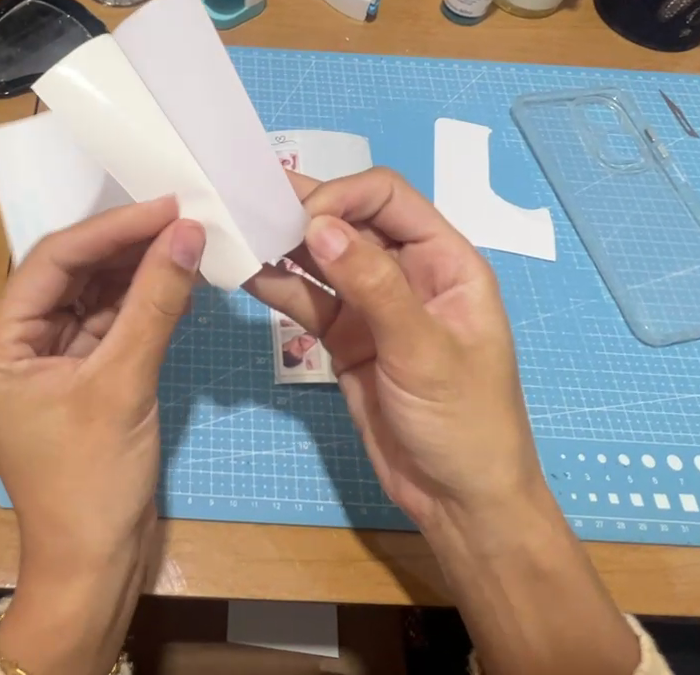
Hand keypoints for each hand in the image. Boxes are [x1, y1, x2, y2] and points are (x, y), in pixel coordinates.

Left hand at [0, 197, 204, 674]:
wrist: (96, 567)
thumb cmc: (92, 481)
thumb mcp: (124, 384)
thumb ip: (155, 303)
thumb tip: (188, 232)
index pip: (53, 261)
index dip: (110, 229)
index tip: (164, 205)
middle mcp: (16, 342)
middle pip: (72, 273)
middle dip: (125, 244)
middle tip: (181, 213)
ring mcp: (50, 358)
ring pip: (94, 294)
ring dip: (137, 269)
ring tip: (186, 236)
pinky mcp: (83, 374)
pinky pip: (111, 322)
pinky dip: (142, 301)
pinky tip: (176, 275)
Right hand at [247, 169, 637, 674]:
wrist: (458, 504)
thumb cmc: (464, 422)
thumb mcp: (424, 352)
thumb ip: (372, 286)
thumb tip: (319, 226)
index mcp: (444, 261)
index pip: (388, 198)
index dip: (343, 195)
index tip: (300, 217)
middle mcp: (405, 271)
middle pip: (349, 219)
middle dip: (303, 209)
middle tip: (248, 201)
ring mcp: (369, 304)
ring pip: (320, 257)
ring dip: (281, 243)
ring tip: (235, 229)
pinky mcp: (342, 335)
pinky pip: (304, 297)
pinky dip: (275, 283)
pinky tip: (241, 270)